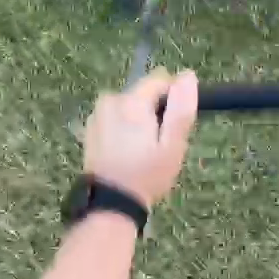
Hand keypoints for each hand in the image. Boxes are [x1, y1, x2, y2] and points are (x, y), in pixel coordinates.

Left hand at [83, 70, 198, 207]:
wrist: (111, 203)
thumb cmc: (147, 175)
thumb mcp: (173, 145)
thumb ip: (181, 109)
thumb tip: (187, 75)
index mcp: (131, 101)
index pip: (160, 80)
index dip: (173, 99)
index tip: (174, 126)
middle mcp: (110, 100)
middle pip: (143, 94)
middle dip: (155, 112)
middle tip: (160, 144)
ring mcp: (97, 115)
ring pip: (129, 106)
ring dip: (139, 121)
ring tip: (143, 151)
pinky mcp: (90, 129)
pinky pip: (115, 118)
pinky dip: (124, 129)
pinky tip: (127, 152)